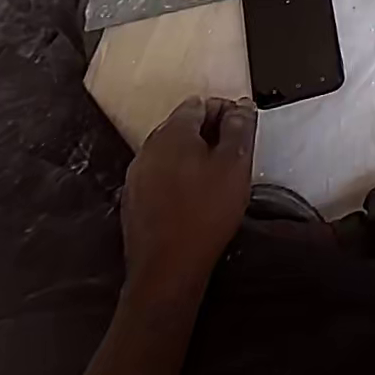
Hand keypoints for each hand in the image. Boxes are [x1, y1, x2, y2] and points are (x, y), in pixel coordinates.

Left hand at [121, 96, 255, 296]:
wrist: (167, 271)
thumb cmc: (205, 213)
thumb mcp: (235, 165)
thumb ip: (239, 128)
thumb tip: (242, 106)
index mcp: (173, 131)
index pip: (200, 104)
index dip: (225, 111)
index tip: (241, 128)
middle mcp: (149, 145)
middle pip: (183, 125)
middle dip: (208, 131)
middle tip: (232, 153)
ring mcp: (137, 173)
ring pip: (170, 151)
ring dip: (192, 155)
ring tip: (215, 176)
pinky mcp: (132, 199)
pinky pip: (159, 175)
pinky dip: (176, 177)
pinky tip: (192, 198)